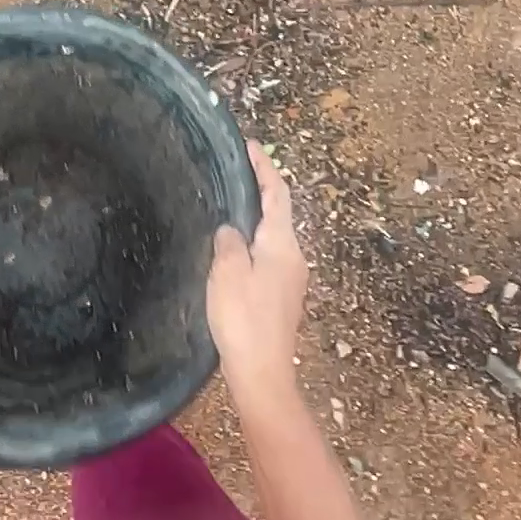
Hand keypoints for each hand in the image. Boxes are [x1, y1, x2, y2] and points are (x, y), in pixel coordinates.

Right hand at [207, 140, 306, 404]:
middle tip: (237, 170)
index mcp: (282, 244)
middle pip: (279, 212)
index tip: (252, 145)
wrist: (262, 374)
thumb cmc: (243, 319)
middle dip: (262, 188)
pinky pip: (269, 254)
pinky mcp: (282, 296)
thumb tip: (231, 230)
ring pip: (274, 235)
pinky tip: (236, 246)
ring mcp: (291, 278)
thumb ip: (229, 241)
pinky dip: (255, 240)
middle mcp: (293, 256)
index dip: (265, 167)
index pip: (277, 194)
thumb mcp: (227, 272)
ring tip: (232, 203)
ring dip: (258, 216)